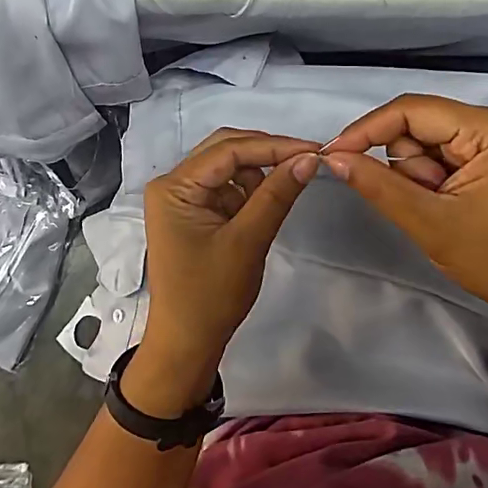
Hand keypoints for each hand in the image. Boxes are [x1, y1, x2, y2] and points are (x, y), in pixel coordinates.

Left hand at [130, 130, 318, 416]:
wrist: (186, 342)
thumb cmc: (210, 295)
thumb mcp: (248, 241)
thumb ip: (276, 195)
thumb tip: (308, 159)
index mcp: (174, 187)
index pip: (227, 150)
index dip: (273, 145)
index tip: (314, 149)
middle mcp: (172, 183)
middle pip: (225, 150)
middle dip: (266, 155)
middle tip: (307, 162)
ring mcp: (181, 197)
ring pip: (228, 167)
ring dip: (257, 176)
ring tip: (277, 201)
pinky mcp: (193, 211)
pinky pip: (226, 188)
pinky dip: (248, 194)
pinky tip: (261, 212)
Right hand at [321, 95, 487, 334]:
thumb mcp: (431, 222)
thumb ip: (377, 184)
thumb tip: (332, 157)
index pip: (411, 110)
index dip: (366, 130)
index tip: (332, 155)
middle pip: (417, 125)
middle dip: (406, 165)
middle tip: (424, 203)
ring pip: (424, 143)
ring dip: (417, 177)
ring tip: (442, 211)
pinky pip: (440, 156)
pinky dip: (430, 182)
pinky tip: (449, 208)